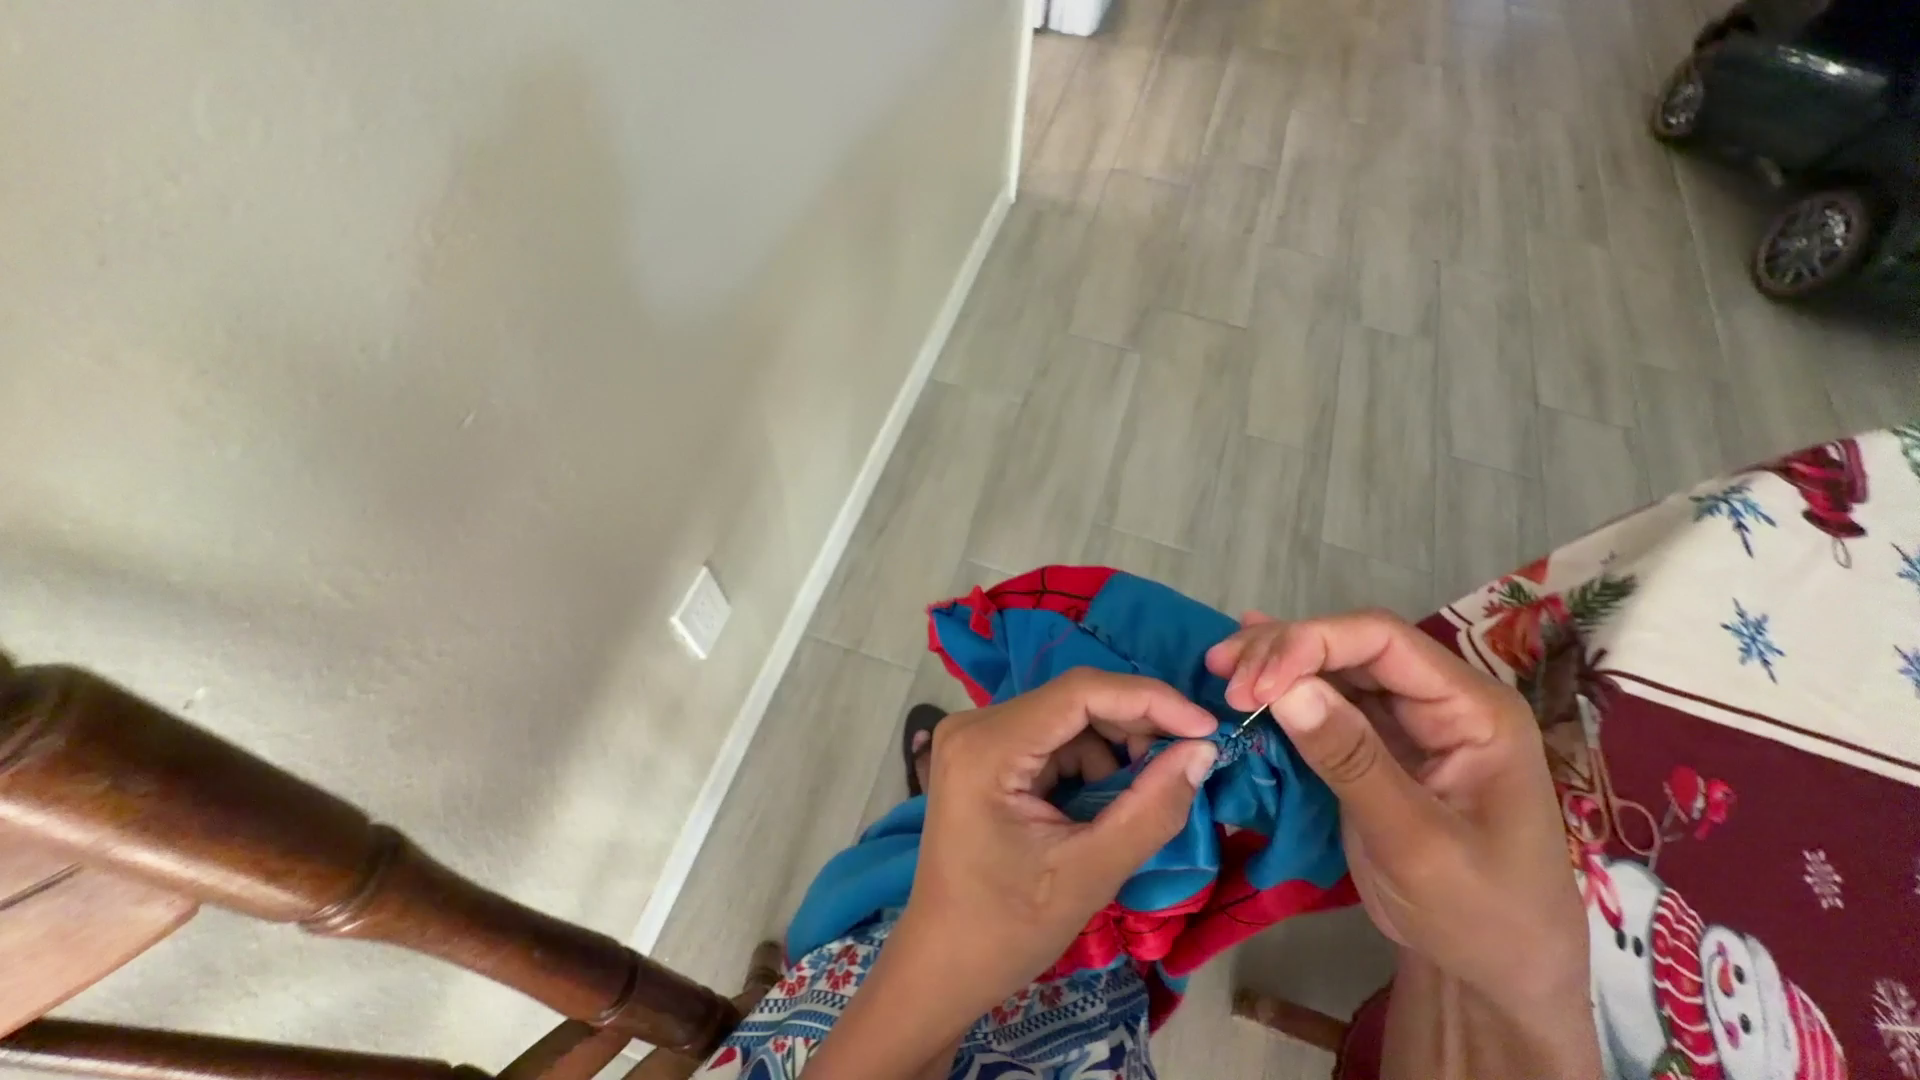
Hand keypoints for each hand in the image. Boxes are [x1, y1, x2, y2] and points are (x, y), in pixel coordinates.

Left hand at [892, 669, 1218, 1016]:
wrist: (945, 962)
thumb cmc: (1008, 927)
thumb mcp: (1090, 872)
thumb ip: (1152, 808)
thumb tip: (1204, 750)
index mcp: (987, 747)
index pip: (1080, 691)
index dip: (1151, 699)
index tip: (1208, 728)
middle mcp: (975, 725)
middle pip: (1075, 700)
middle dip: (1136, 728)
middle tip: (1185, 766)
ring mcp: (976, 737)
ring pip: (1069, 720)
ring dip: (1113, 753)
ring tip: (1131, 806)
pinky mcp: (985, 754)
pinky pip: (1053, 739)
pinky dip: (1088, 765)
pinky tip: (1098, 807)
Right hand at [1205, 610, 1587, 1018]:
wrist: (1493, 971)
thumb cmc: (1477, 912)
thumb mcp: (1415, 843)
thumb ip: (1353, 761)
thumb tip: (1285, 691)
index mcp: (1473, 709)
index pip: (1382, 641)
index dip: (1310, 645)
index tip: (1252, 683)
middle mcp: (1440, 701)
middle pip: (1352, 645)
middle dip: (1283, 651)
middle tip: (1221, 674)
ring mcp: (1407, 723)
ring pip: (1333, 668)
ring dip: (1275, 664)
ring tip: (1220, 666)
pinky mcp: (1376, 747)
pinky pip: (1326, 702)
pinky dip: (1282, 689)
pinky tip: (1246, 670)